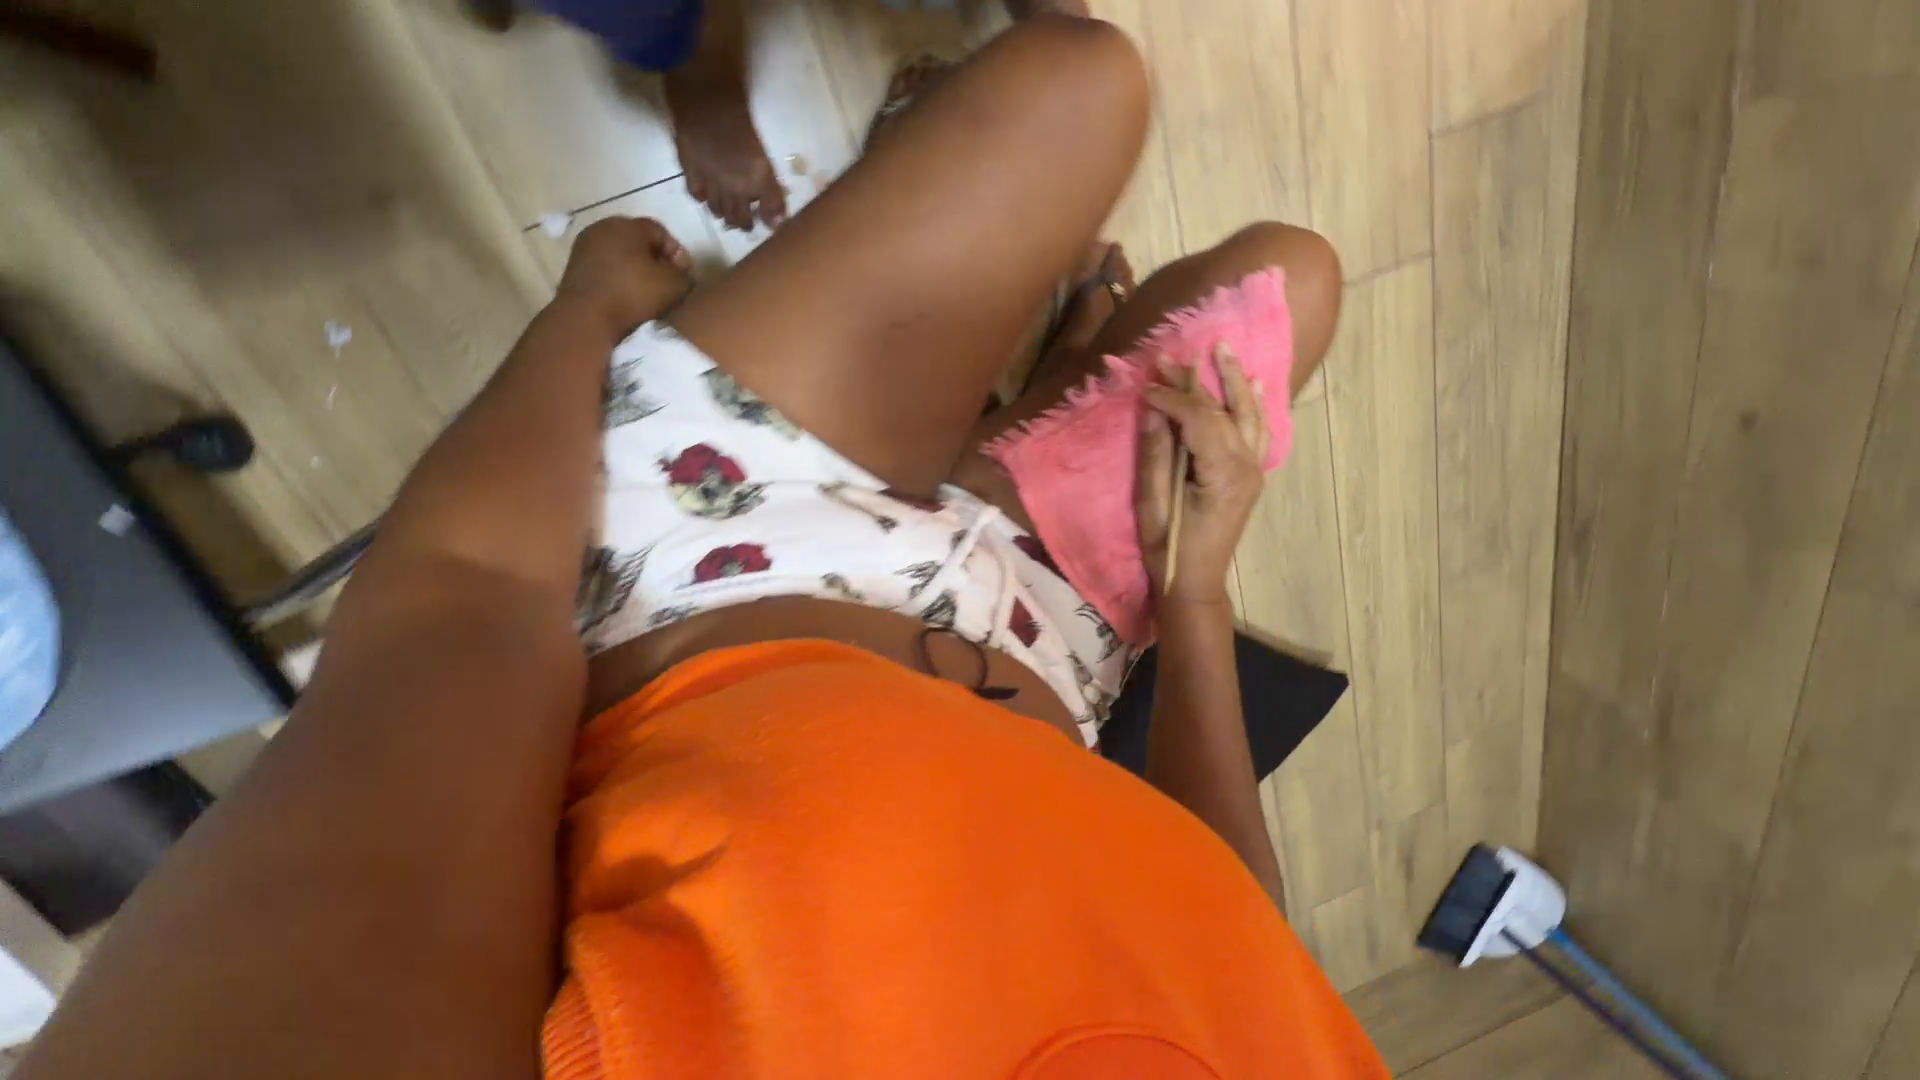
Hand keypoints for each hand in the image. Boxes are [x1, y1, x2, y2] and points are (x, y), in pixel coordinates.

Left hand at [556, 217, 694, 333]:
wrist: (586, 319)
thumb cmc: (634, 294)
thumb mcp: (676, 285)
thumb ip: (686, 275)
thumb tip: (681, 274)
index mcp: (627, 225)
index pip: (661, 231)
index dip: (678, 253)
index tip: (685, 276)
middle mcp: (602, 228)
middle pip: (638, 241)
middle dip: (655, 260)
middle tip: (668, 283)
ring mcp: (584, 247)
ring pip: (620, 255)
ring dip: (635, 270)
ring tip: (648, 293)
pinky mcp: (574, 268)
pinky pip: (605, 268)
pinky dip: (618, 279)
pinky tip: (626, 297)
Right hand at [1135, 343, 1270, 606]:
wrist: (1195, 583)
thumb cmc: (1169, 549)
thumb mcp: (1153, 503)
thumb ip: (1156, 453)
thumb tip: (1152, 408)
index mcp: (1222, 473)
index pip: (1198, 418)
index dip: (1171, 397)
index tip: (1144, 386)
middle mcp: (1246, 466)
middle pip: (1222, 411)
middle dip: (1195, 382)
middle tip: (1170, 357)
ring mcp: (1254, 470)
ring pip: (1248, 414)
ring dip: (1235, 381)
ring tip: (1222, 350)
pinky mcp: (1251, 475)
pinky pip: (1259, 432)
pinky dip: (1255, 406)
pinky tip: (1253, 384)